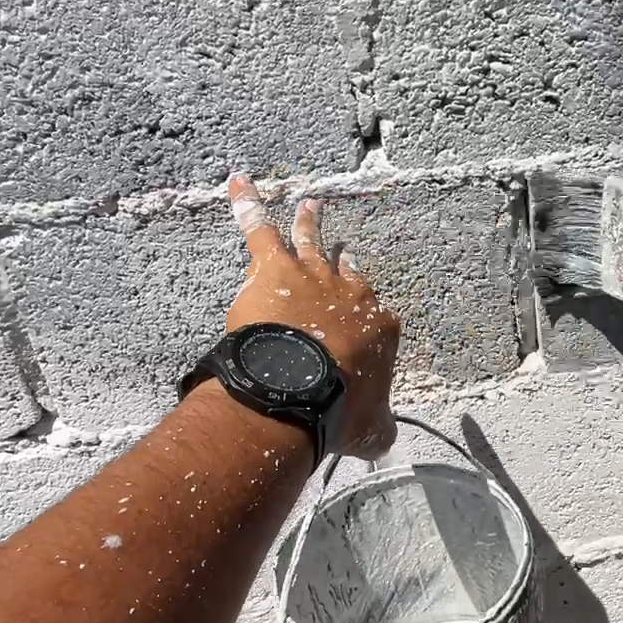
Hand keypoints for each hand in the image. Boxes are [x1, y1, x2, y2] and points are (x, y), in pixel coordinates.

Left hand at [225, 174, 400, 457]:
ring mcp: (314, 277)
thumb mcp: (372, 429)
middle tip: (341, 248)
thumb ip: (378, 429)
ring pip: (310, 242)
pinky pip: (259, 229)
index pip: (375, 314)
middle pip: (346, 272)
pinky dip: (247, 205)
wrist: (304, 390)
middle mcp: (351, 294)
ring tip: (309, 204)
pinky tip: (238, 181)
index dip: (365, 314)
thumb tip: (385, 441)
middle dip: (343, 260)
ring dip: (309, 223)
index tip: (361, 315)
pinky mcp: (276, 269)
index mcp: (378, 328)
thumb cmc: (341, 409)